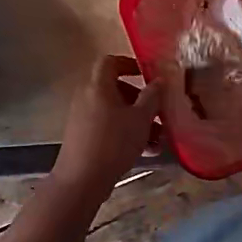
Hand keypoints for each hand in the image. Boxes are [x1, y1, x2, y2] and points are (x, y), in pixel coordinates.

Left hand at [50, 55, 160, 197]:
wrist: (81, 180)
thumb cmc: (114, 143)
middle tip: (158, 111)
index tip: (147, 74)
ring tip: (159, 138)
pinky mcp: (83, 136)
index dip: (129, 63)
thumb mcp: (141, 119)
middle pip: (114, 88)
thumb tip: (160, 80)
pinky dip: (126, 132)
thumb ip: (152, 96)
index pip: (110, 61)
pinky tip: (147, 151)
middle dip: (139, 99)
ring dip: (137, 119)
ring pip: (114, 111)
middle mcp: (87, 97)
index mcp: (98, 86)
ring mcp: (83, 118)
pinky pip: (108, 126)